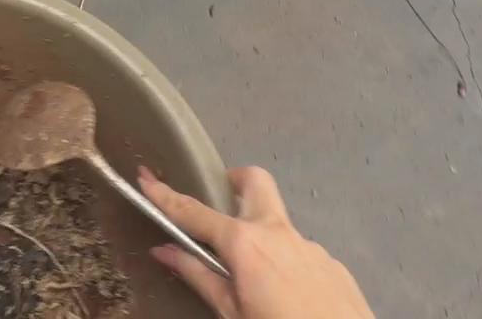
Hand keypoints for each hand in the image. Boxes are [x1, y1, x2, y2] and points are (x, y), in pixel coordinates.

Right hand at [140, 165, 373, 318]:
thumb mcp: (233, 316)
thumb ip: (200, 278)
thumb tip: (164, 250)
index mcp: (244, 243)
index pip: (193, 211)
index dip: (165, 195)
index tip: (145, 177)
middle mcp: (277, 232)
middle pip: (254, 181)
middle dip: (235, 181)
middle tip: (223, 204)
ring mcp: (311, 247)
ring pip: (280, 227)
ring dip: (264, 241)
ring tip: (263, 287)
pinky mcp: (337, 268)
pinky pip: (303, 256)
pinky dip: (289, 268)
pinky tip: (294, 303)